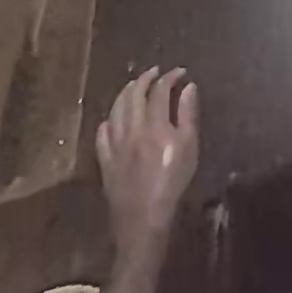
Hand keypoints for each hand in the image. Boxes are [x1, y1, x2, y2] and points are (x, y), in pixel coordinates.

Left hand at [96, 67, 198, 255]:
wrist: (144, 220)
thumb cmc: (173, 183)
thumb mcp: (189, 148)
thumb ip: (188, 115)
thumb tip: (189, 87)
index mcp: (154, 126)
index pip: (160, 91)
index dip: (170, 77)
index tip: (180, 72)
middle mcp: (131, 130)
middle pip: (134, 95)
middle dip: (145, 79)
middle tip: (155, 71)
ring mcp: (115, 145)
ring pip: (115, 110)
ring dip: (125, 93)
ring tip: (134, 86)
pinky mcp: (105, 160)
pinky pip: (102, 134)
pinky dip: (109, 120)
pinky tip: (114, 118)